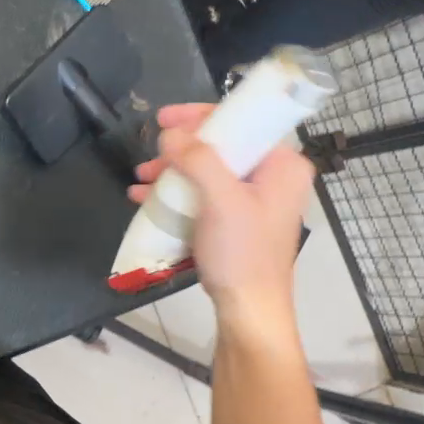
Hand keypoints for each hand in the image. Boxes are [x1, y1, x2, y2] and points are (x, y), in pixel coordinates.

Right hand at [128, 103, 313, 331]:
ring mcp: (254, 200)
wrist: (248, 308)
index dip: (201, 115)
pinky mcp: (236, 220)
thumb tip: (170, 134)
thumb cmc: (242, 253)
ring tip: (141, 181)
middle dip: (180, 149)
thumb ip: (198, 160)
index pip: (243, 122)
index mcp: (282, 165)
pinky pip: (204, 193)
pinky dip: (177, 193)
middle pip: (221, 145)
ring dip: (173, 172)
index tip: (163, 119)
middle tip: (149, 155)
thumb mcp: (220, 201)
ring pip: (208, 170)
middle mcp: (272, 177)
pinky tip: (146, 199)